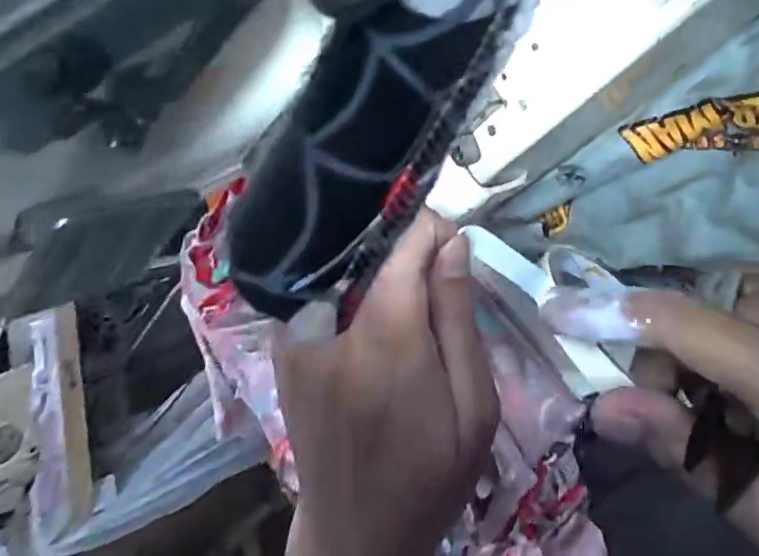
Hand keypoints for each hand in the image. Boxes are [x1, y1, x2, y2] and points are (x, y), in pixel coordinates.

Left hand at [276, 213, 498, 555]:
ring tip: (407, 291)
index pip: (405, 246)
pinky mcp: (283, 350)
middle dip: (409, 250)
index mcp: (385, 341)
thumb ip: (459, 317)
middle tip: (437, 276)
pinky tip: (368, 305)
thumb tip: (452, 241)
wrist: (356, 537)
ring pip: (343, 266)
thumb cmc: (430, 476)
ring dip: (378, 265)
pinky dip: (347, 283)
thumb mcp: (474, 407)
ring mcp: (297, 338)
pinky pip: (319, 290)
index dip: (434, 233)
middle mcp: (331, 328)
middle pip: (372, 251)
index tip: (454, 246)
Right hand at [544, 269, 758, 555]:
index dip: (608, 313)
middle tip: (690, 423)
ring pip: (712, 297)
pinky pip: (745, 291)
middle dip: (667, 359)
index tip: (555, 312)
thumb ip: (688, 455)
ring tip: (737, 407)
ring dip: (700, 344)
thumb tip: (604, 409)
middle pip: (688, 308)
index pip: (677, 320)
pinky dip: (730, 327)